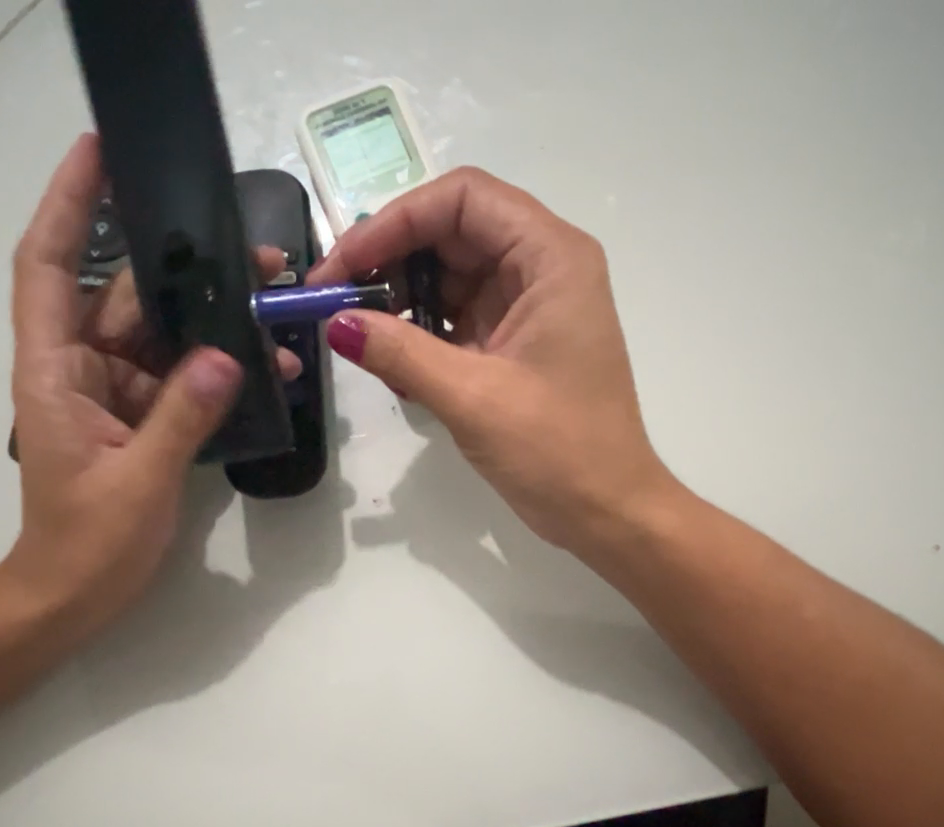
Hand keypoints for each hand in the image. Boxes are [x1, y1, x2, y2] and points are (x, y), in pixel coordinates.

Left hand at [0, 135, 295, 631]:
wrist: (70, 598)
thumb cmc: (86, 545)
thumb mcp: (138, 480)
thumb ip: (183, 416)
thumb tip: (229, 356)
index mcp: (55, 371)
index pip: (49, 266)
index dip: (66, 202)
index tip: (99, 150)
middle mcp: (81, 366)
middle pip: (131, 295)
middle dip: (192, 271)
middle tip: (262, 257)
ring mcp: (114, 391)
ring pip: (166, 333)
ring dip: (219, 321)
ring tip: (280, 310)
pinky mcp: (142, 415)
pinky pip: (184, 375)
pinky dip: (222, 369)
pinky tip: (270, 369)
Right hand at [308, 167, 678, 552]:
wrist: (608, 511)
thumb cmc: (558, 450)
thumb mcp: (472, 398)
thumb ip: (400, 352)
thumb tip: (335, 321)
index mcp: (551, 258)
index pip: (463, 198)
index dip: (396, 221)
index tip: (344, 266)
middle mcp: (543, 267)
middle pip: (452, 230)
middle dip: (391, 258)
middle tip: (336, 300)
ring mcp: (530, 305)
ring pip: (451, 274)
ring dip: (402, 297)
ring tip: (361, 335)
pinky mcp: (517, 341)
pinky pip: (458, 315)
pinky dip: (421, 331)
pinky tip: (393, 363)